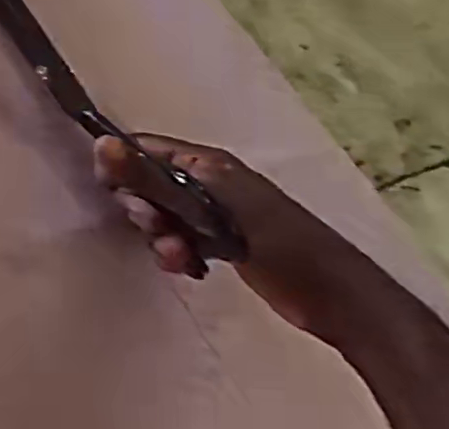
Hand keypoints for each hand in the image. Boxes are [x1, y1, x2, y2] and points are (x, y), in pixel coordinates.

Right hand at [95, 134, 386, 340]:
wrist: (348, 305)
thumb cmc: (278, 244)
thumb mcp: (207, 208)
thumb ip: (149, 178)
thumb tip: (99, 142)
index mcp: (205, 163)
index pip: (140, 148)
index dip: (120, 167)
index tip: (114, 193)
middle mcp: (207, 181)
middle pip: (147, 183)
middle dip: (143, 209)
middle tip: (154, 228)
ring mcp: (217, 212)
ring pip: (162, 214)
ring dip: (159, 235)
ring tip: (176, 256)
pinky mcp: (222, 241)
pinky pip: (179, 236)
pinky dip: (175, 251)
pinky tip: (187, 267)